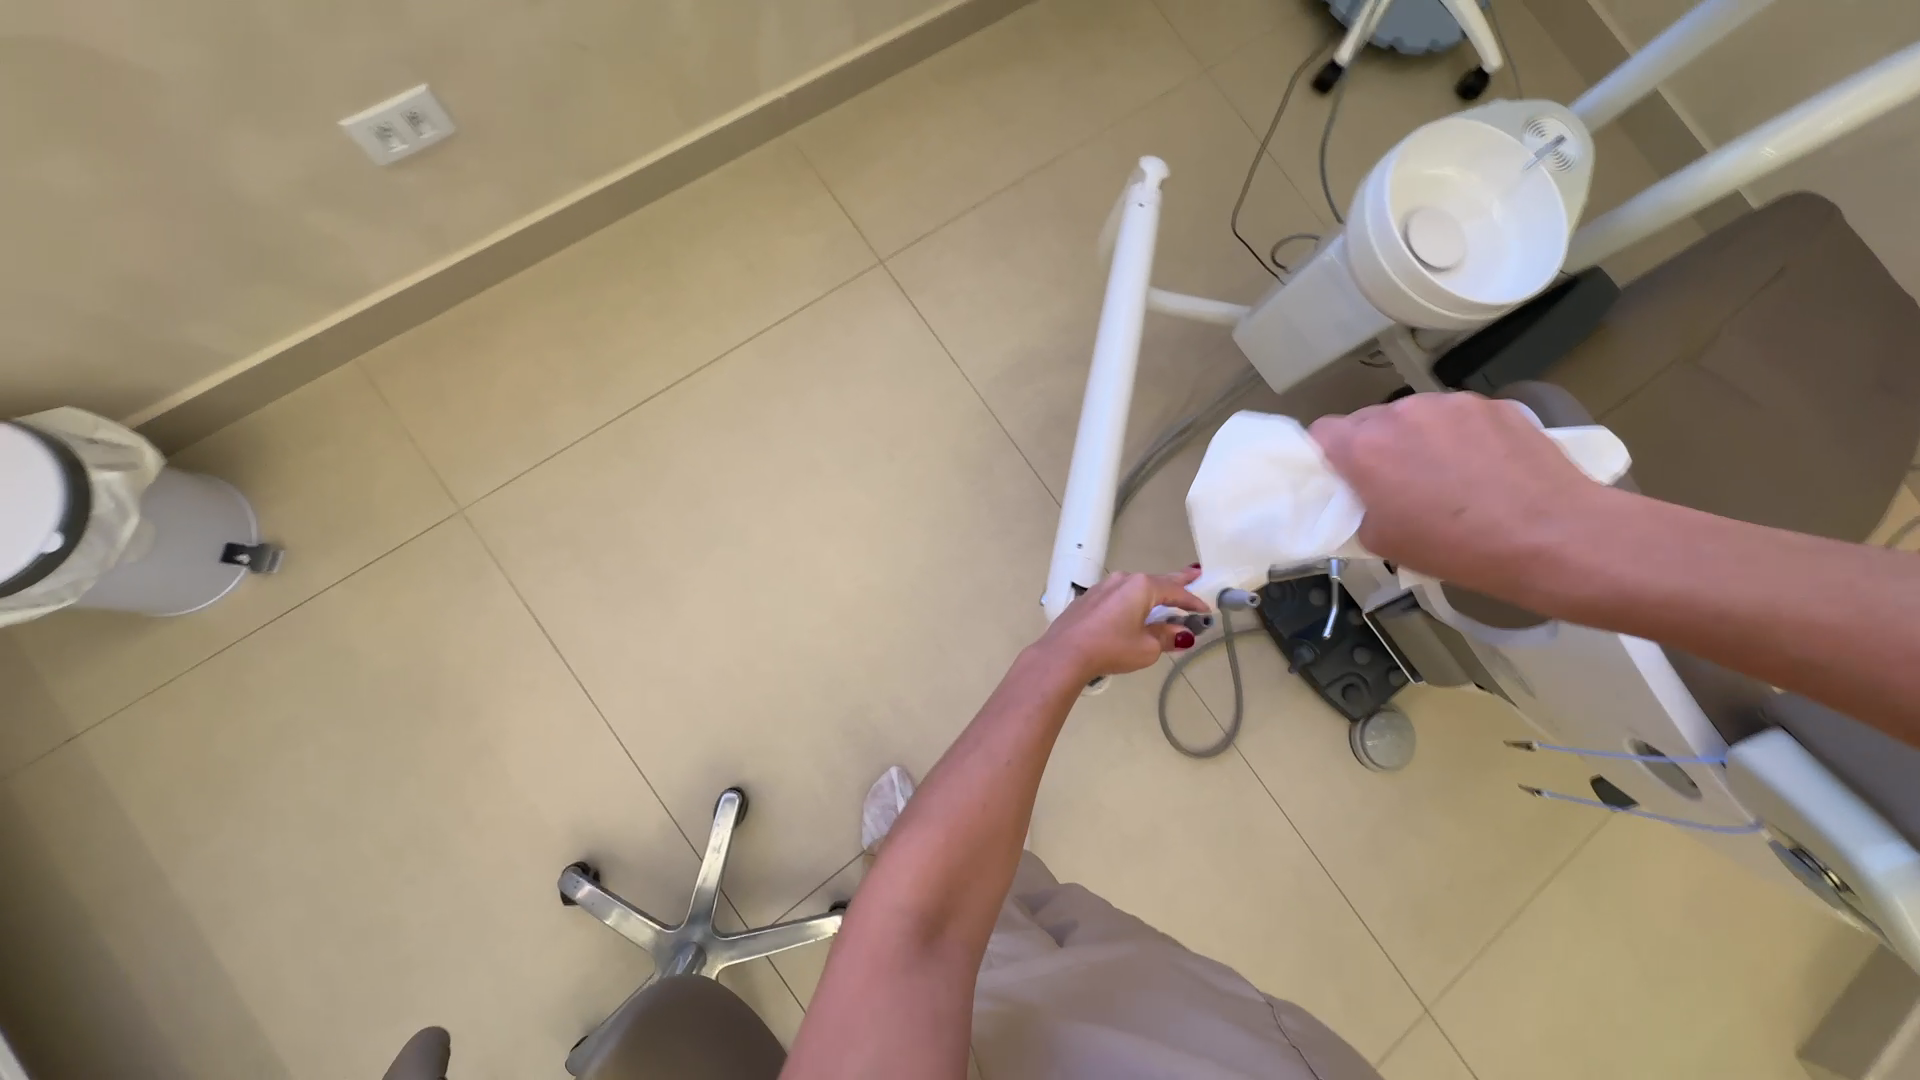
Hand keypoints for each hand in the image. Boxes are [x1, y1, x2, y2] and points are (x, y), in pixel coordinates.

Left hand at [1034, 569, 1208, 681]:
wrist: (1064, 652)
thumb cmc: (1111, 648)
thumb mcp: (1146, 648)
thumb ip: (1166, 637)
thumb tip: (1181, 634)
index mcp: (1141, 587)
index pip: (1175, 592)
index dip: (1192, 601)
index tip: (1205, 609)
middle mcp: (1122, 580)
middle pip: (1156, 581)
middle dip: (1176, 582)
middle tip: (1194, 575)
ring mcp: (1102, 587)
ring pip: (1134, 587)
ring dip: (1151, 593)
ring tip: (1165, 596)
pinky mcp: (1087, 599)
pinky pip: (1118, 596)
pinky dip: (1131, 600)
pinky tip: (1132, 610)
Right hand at [1309, 392, 1616, 593]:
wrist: (1552, 537)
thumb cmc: (1455, 548)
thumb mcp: (1381, 542)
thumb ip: (1357, 506)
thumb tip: (1363, 493)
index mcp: (1364, 447)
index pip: (1321, 432)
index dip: (1327, 455)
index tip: (1344, 480)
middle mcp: (1401, 414)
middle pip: (1369, 421)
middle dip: (1375, 446)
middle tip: (1397, 484)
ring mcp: (1452, 404)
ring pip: (1415, 416)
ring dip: (1418, 438)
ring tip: (1447, 475)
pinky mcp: (1495, 404)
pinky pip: (1459, 417)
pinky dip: (1460, 437)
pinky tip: (1484, 469)